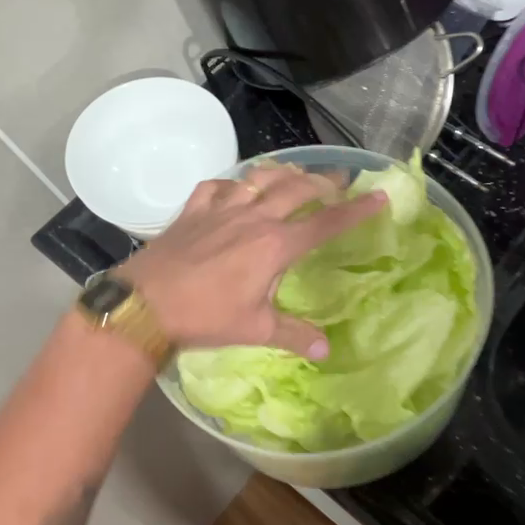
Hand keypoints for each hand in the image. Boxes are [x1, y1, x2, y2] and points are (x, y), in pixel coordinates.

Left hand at [113, 166, 384, 359]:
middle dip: (323, 182)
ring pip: (260, 178)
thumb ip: (295, 335)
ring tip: (296, 175)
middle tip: (340, 180)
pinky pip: (218, 185)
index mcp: (275, 245)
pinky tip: (237, 189)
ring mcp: (221, 209)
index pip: (326, 223)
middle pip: (297, 189)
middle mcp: (253, 218)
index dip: (356, 210)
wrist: (145, 304)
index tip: (379, 195)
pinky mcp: (193, 210)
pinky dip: (234, 182)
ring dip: (283, 173)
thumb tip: (327, 351)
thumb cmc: (205, 316)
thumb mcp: (255, 329)